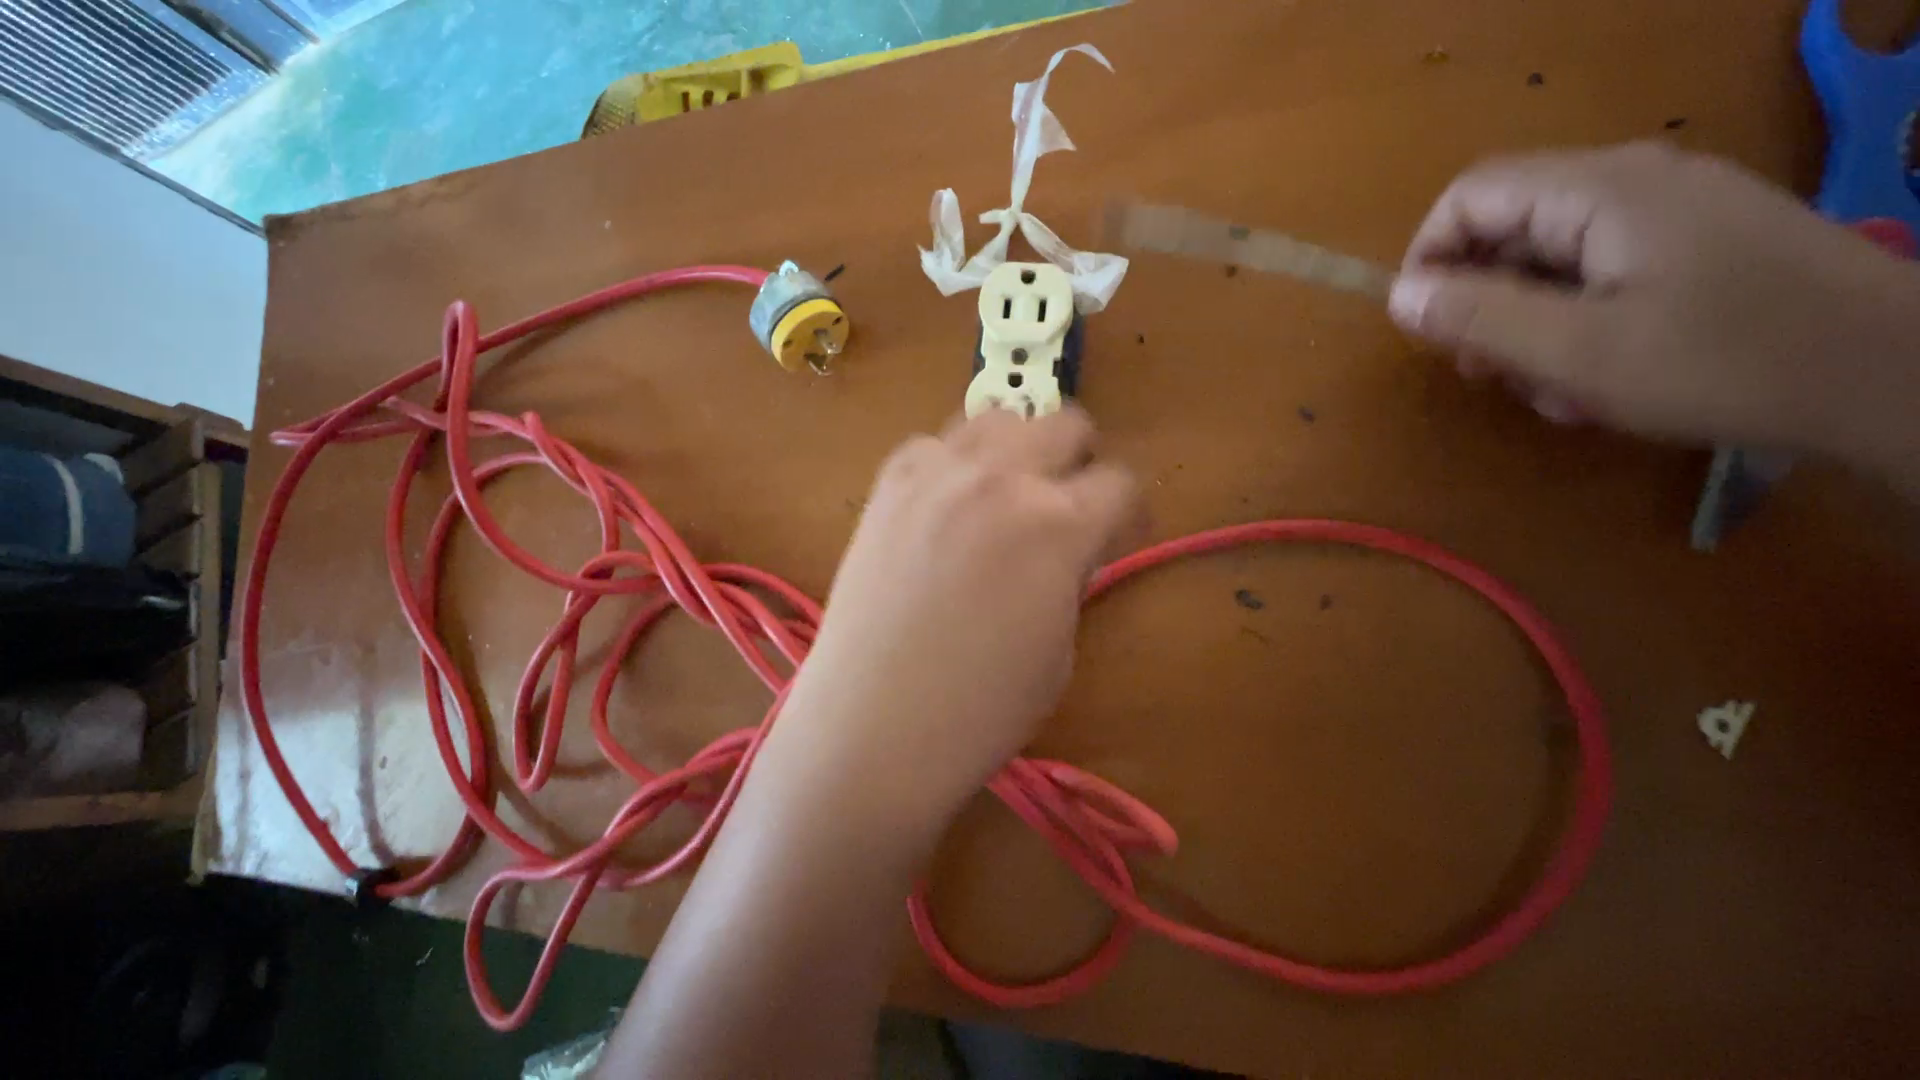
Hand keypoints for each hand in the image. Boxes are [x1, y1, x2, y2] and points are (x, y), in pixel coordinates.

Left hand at [753, 407, 1139, 847]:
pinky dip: (953, 463)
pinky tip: (946, 507)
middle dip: (1081, 463)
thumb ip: (1071, 577)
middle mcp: (1002, 476)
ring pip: (999, 418)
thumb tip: (1069, 549)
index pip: (1123, 483)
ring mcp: (937, 472)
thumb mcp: (1059, 648)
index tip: (1121, 536)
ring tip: (1006, 497)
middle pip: (1066, 423)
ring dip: (1017, 450)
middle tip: (1069, 508)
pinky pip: (935, 442)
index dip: (1130, 513)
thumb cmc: (980, 710)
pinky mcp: (888, 483)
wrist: (872, 725)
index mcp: (1060, 523)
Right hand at [1388, 142, 1919, 475]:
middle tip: (1486, 374)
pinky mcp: (1702, 242)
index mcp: (1600, 191)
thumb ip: (1479, 318)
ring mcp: (1675, 210)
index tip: (1425, 328)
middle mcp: (1634, 182)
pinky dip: (1579, 320)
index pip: (1471, 195)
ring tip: (1551, 389)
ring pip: (1555, 257)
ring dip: (1529, 323)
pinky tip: (1599, 375)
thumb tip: (1398, 295)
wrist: (1892, 377)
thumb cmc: (1722, 362)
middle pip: (1511, 227)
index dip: (1428, 257)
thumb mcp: (1578, 352)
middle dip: (1481, 301)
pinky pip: (1605, 270)